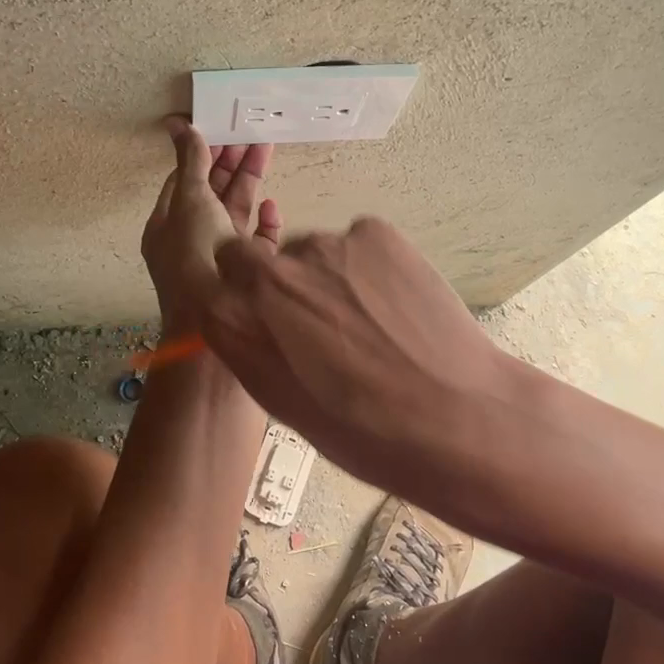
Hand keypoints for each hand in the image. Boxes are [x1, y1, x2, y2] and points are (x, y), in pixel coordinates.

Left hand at [141, 117, 281, 332]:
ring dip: (249, 182)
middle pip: (212, 194)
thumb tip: (178, 124)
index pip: (183, 181)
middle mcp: (192, 242)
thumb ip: (191, 161)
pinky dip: (266, 223)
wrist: (216, 321)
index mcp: (168, 226)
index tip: (221, 130)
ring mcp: (220, 259)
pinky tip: (273, 206)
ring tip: (266, 149)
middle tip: (250, 132)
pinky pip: (257, 243)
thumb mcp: (189, 200)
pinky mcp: (248, 274)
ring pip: (236, 213)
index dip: (201, 155)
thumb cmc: (196, 256)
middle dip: (230, 163)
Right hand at [199, 217, 523, 491]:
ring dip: (326, 275)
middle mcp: (266, 271)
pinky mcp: (371, 230)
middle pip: (250, 255)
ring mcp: (322, 244)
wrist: (453, 415)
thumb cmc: (361, 432)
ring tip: (370, 320)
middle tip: (314, 317)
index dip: (234, 296)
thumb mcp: (282, 401)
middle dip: (271, 278)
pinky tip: (395, 302)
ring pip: (310, 250)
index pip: (210, 281)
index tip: (259, 315)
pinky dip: (368, 265)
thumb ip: (250, 345)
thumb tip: (246, 318)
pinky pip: (357, 242)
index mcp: (232, 318)